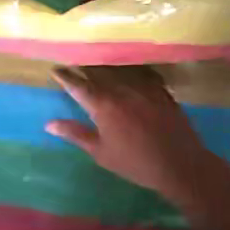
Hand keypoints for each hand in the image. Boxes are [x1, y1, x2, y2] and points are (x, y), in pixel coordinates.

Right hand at [46, 66, 223, 199]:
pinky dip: (133, 70)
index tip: (55, 69)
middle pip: (98, 72)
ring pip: (120, 70)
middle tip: (74, 64)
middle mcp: (121, 90)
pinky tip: (131, 71)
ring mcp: (144, 88)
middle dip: (84, 68)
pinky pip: (143, 73)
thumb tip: (49, 124)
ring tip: (98, 63)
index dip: (65, 77)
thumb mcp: (100, 152)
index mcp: (103, 105)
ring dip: (106, 66)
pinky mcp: (161, 91)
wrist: (179, 165)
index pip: (78, 85)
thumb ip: (76, 134)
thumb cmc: (135, 163)